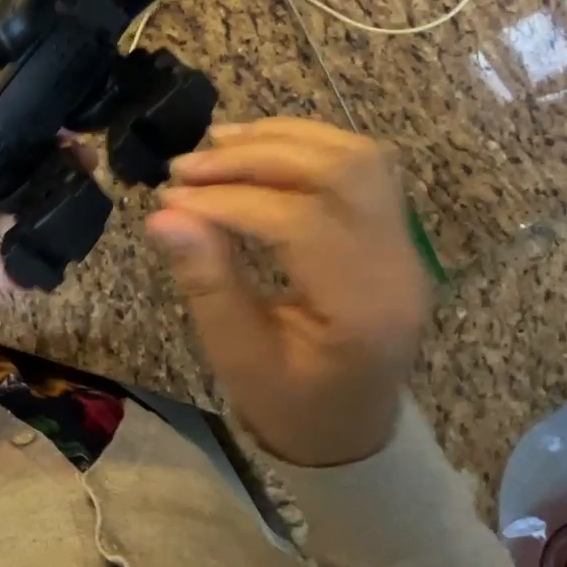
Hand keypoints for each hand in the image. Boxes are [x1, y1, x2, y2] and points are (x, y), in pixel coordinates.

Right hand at [146, 118, 430, 466]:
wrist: (348, 427)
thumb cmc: (288, 401)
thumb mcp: (236, 354)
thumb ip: (206, 281)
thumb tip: (162, 216)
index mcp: (363, 308)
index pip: (302, 223)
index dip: (229, 202)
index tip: (169, 200)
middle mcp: (398, 265)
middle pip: (339, 173)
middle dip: (254, 157)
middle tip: (185, 167)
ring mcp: (404, 243)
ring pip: (355, 157)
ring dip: (280, 139)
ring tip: (215, 144)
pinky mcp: (392, 230)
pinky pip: (359, 165)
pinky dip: (303, 144)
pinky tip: (255, 146)